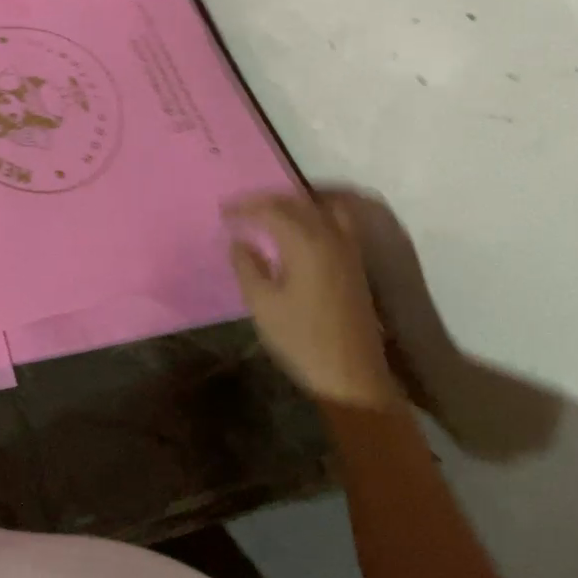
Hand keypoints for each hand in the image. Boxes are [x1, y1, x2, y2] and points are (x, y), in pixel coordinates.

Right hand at [223, 191, 402, 409]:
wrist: (351, 376)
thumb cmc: (300, 339)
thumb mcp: (261, 303)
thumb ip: (247, 265)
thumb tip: (240, 241)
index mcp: (306, 243)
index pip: (271, 209)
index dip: (244, 207)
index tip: (222, 212)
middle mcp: (331, 238)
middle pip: (298, 203)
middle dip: (267, 201)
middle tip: (241, 210)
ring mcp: (348, 251)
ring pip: (321, 210)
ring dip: (294, 206)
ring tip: (271, 215)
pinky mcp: (355, 266)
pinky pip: (335, 224)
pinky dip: (313, 217)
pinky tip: (297, 234)